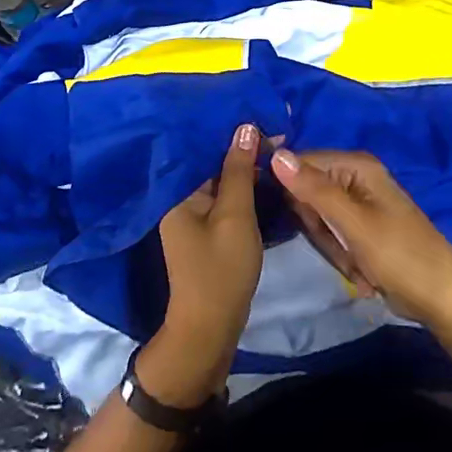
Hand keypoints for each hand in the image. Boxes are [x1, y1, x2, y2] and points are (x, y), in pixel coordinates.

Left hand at [139, 124, 264, 407]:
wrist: (210, 330)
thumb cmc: (221, 270)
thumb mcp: (235, 216)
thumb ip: (238, 172)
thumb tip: (245, 127)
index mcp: (175, 191)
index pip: (203, 150)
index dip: (233, 136)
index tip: (265, 121)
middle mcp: (178, 199)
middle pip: (210, 165)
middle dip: (240, 151)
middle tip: (276, 135)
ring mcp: (190, 218)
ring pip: (219, 184)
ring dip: (243, 171)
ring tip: (274, 151)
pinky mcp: (203, 233)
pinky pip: (222, 202)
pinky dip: (241, 192)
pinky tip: (263, 182)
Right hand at [271, 149, 451, 324]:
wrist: (443, 300)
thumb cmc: (402, 257)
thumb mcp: (354, 224)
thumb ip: (314, 189)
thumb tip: (275, 155)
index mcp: (356, 165)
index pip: (298, 164)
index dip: (294, 193)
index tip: (308, 221)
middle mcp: (354, 176)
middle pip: (305, 193)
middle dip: (318, 227)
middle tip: (342, 246)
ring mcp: (357, 203)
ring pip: (315, 219)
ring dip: (330, 246)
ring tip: (355, 262)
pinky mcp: (359, 227)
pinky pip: (330, 235)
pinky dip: (341, 255)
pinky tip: (361, 270)